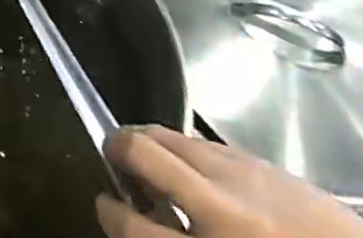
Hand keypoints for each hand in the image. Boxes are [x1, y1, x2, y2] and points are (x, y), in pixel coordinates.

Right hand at [98, 125, 362, 237]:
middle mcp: (218, 207)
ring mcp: (239, 175)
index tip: (103, 201)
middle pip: (145, 154)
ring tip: (144, 155)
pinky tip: (188, 165)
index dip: (109, 212)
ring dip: (148, 140)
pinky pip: (203, 143)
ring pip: (172, 137)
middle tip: (113, 157)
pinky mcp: (259, 160)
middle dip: (118, 149)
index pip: (134, 225)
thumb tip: (143, 220)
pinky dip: (183, 146)